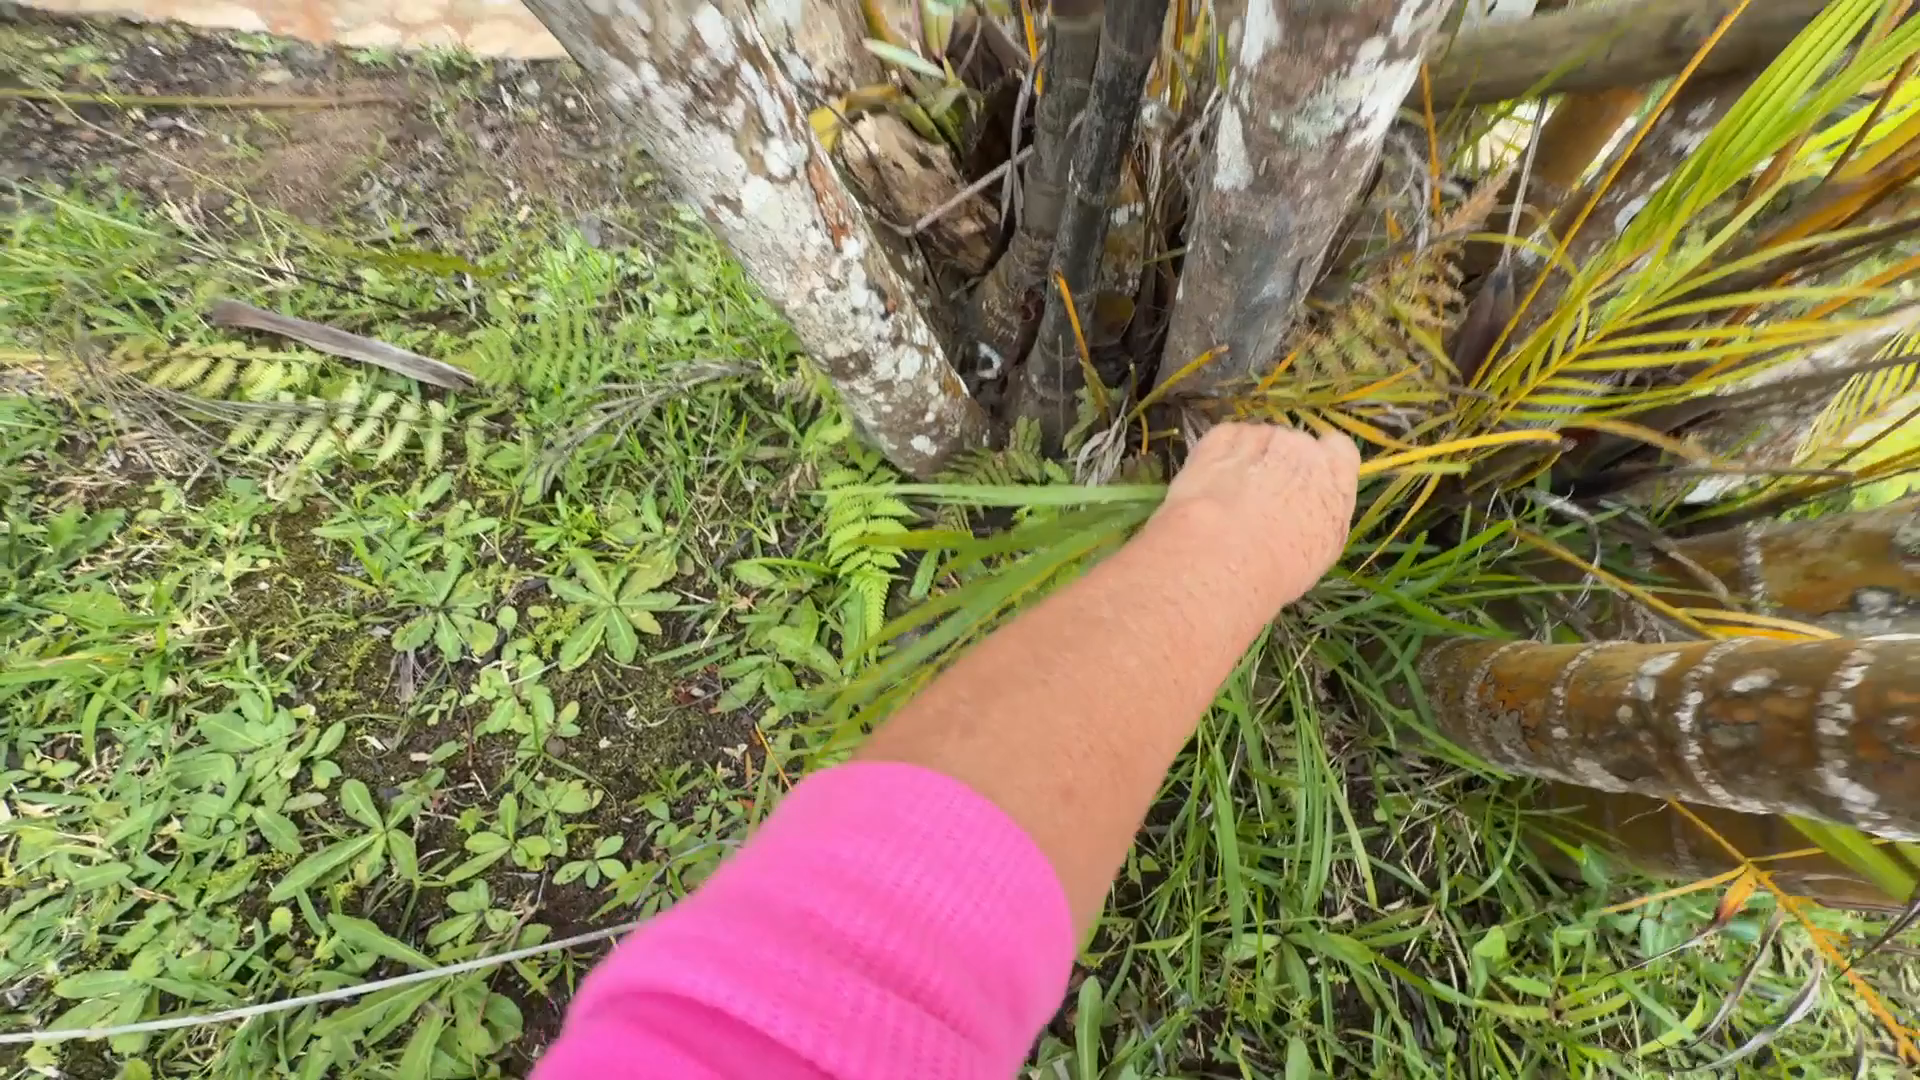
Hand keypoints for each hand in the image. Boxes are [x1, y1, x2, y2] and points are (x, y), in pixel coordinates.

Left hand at [1149, 423, 1359, 608]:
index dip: (1317, 465)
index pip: (1337, 450)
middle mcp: (1301, 446)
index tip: (1301, 485)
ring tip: (1225, 495)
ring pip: (1254, 439)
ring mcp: (1259, 436)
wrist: (1221, 557)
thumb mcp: (1321, 549)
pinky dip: (1214, 456)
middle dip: (1276, 463)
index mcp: (1336, 473)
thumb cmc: (1278, 568)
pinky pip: (1222, 440)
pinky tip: (1206, 485)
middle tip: (1256, 497)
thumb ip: (1321, 512)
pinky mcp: (1218, 437)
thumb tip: (1307, 508)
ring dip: (1243, 459)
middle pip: (1292, 444)